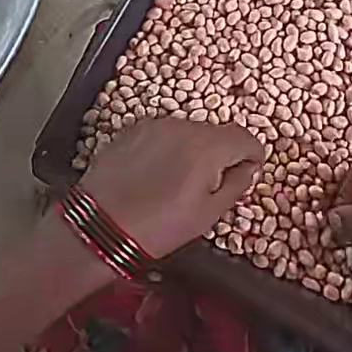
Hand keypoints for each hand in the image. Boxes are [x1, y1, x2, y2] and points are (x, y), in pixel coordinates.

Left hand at [78, 117, 263, 258]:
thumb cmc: (158, 227)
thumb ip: (235, 184)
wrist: (99, 224)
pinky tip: (156, 174)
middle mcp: (182, 126)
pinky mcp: (132, 129)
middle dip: (220, 154)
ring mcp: (155, 125)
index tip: (249, 169)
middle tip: (209, 185)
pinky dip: (168, 147)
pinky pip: (163, 133)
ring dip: (192, 150)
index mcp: (207, 147)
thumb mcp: (207, 215)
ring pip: (188, 131)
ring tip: (177, 182)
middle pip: (216, 133)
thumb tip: (248, 167)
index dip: (252, 154)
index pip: (245, 137)